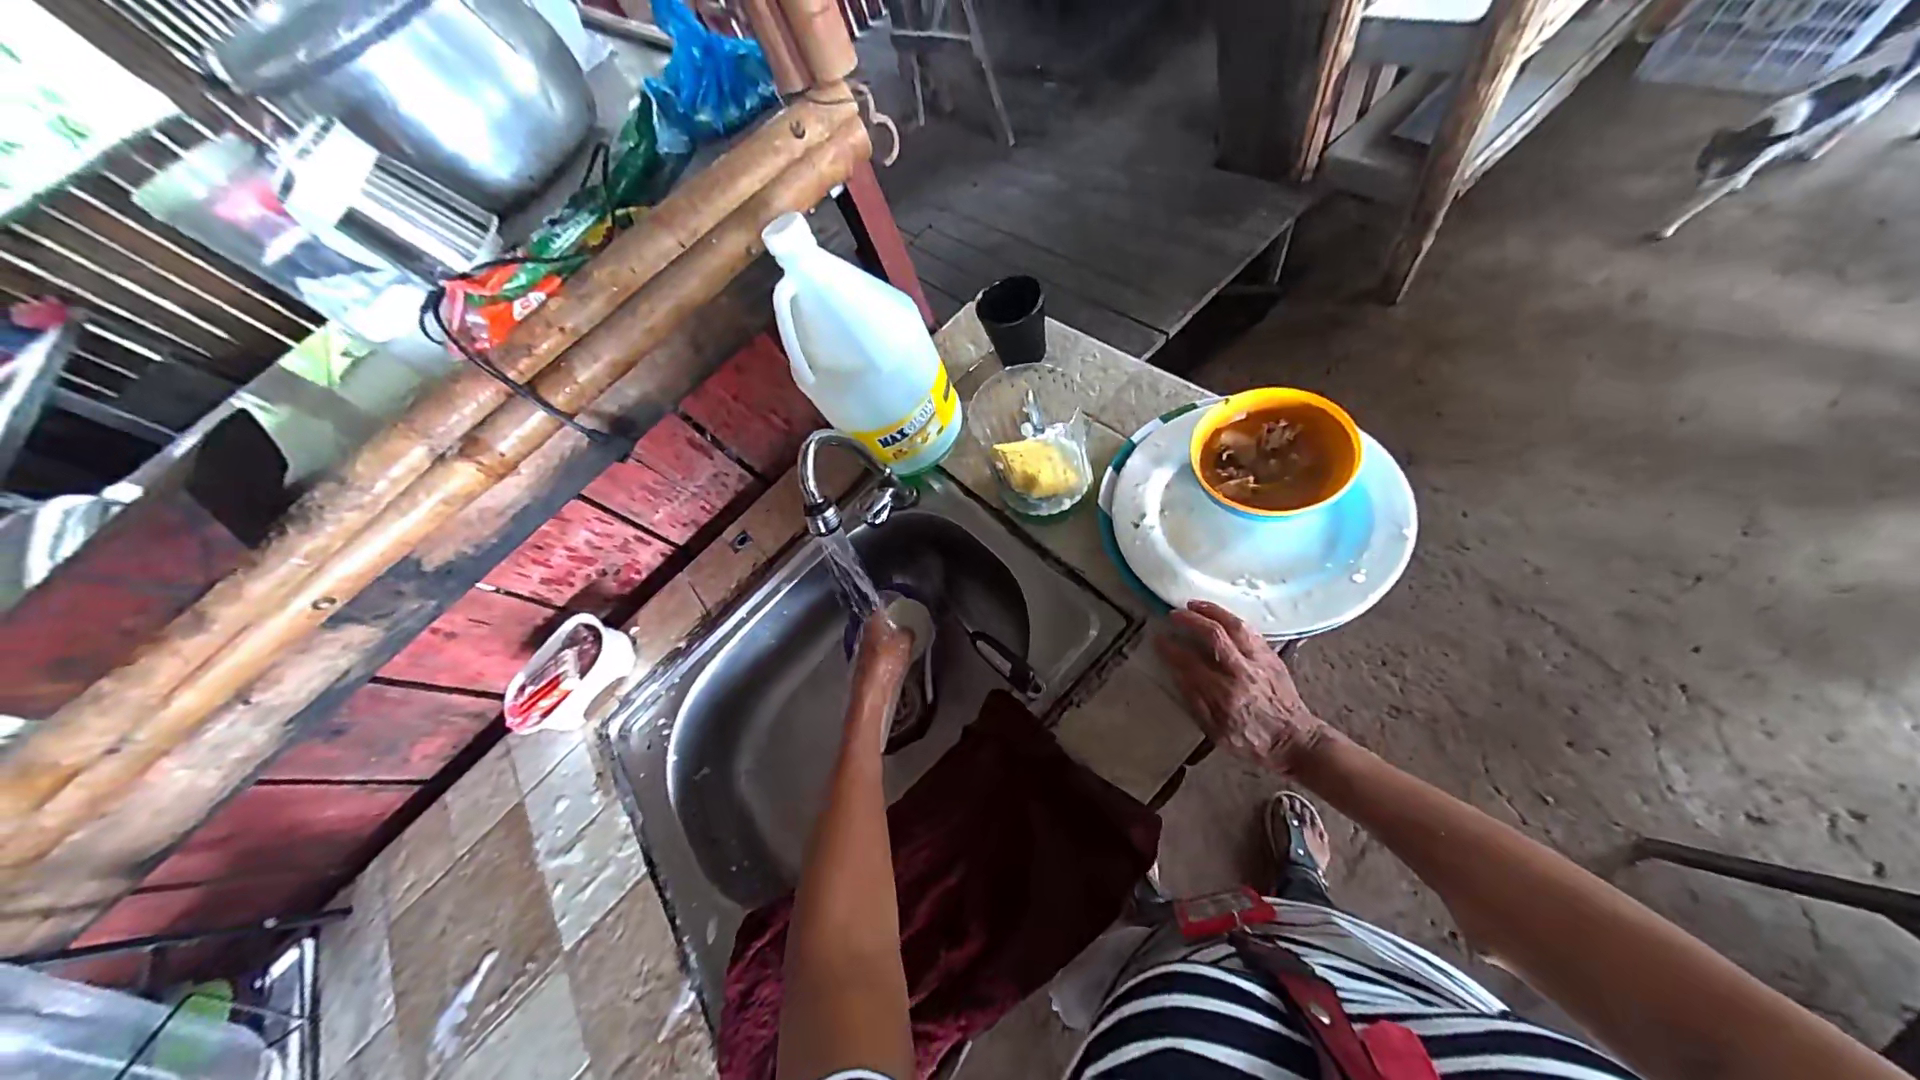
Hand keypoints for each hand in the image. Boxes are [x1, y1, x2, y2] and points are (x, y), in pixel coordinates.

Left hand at [848, 609, 913, 728]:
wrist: (871, 693)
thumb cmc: (887, 662)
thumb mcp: (904, 643)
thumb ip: (907, 632)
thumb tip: (908, 629)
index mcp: (871, 622)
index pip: (881, 606)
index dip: (893, 604)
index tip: (905, 605)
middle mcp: (863, 632)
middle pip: (879, 622)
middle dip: (892, 621)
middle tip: (908, 621)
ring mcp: (862, 649)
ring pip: (878, 637)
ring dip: (890, 636)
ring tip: (906, 638)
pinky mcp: (864, 664)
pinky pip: (878, 650)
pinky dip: (887, 650)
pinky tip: (897, 655)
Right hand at [1155, 600, 1331, 773]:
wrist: (1296, 741)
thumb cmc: (1252, 742)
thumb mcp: (1216, 733)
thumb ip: (1196, 702)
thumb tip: (1177, 674)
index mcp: (1225, 695)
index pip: (1190, 663)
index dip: (1171, 649)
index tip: (1158, 639)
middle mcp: (1242, 673)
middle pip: (1214, 636)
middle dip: (1190, 621)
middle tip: (1173, 614)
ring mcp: (1260, 662)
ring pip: (1235, 626)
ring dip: (1212, 611)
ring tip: (1194, 604)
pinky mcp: (1271, 657)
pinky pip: (1251, 631)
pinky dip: (1232, 618)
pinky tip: (1220, 615)